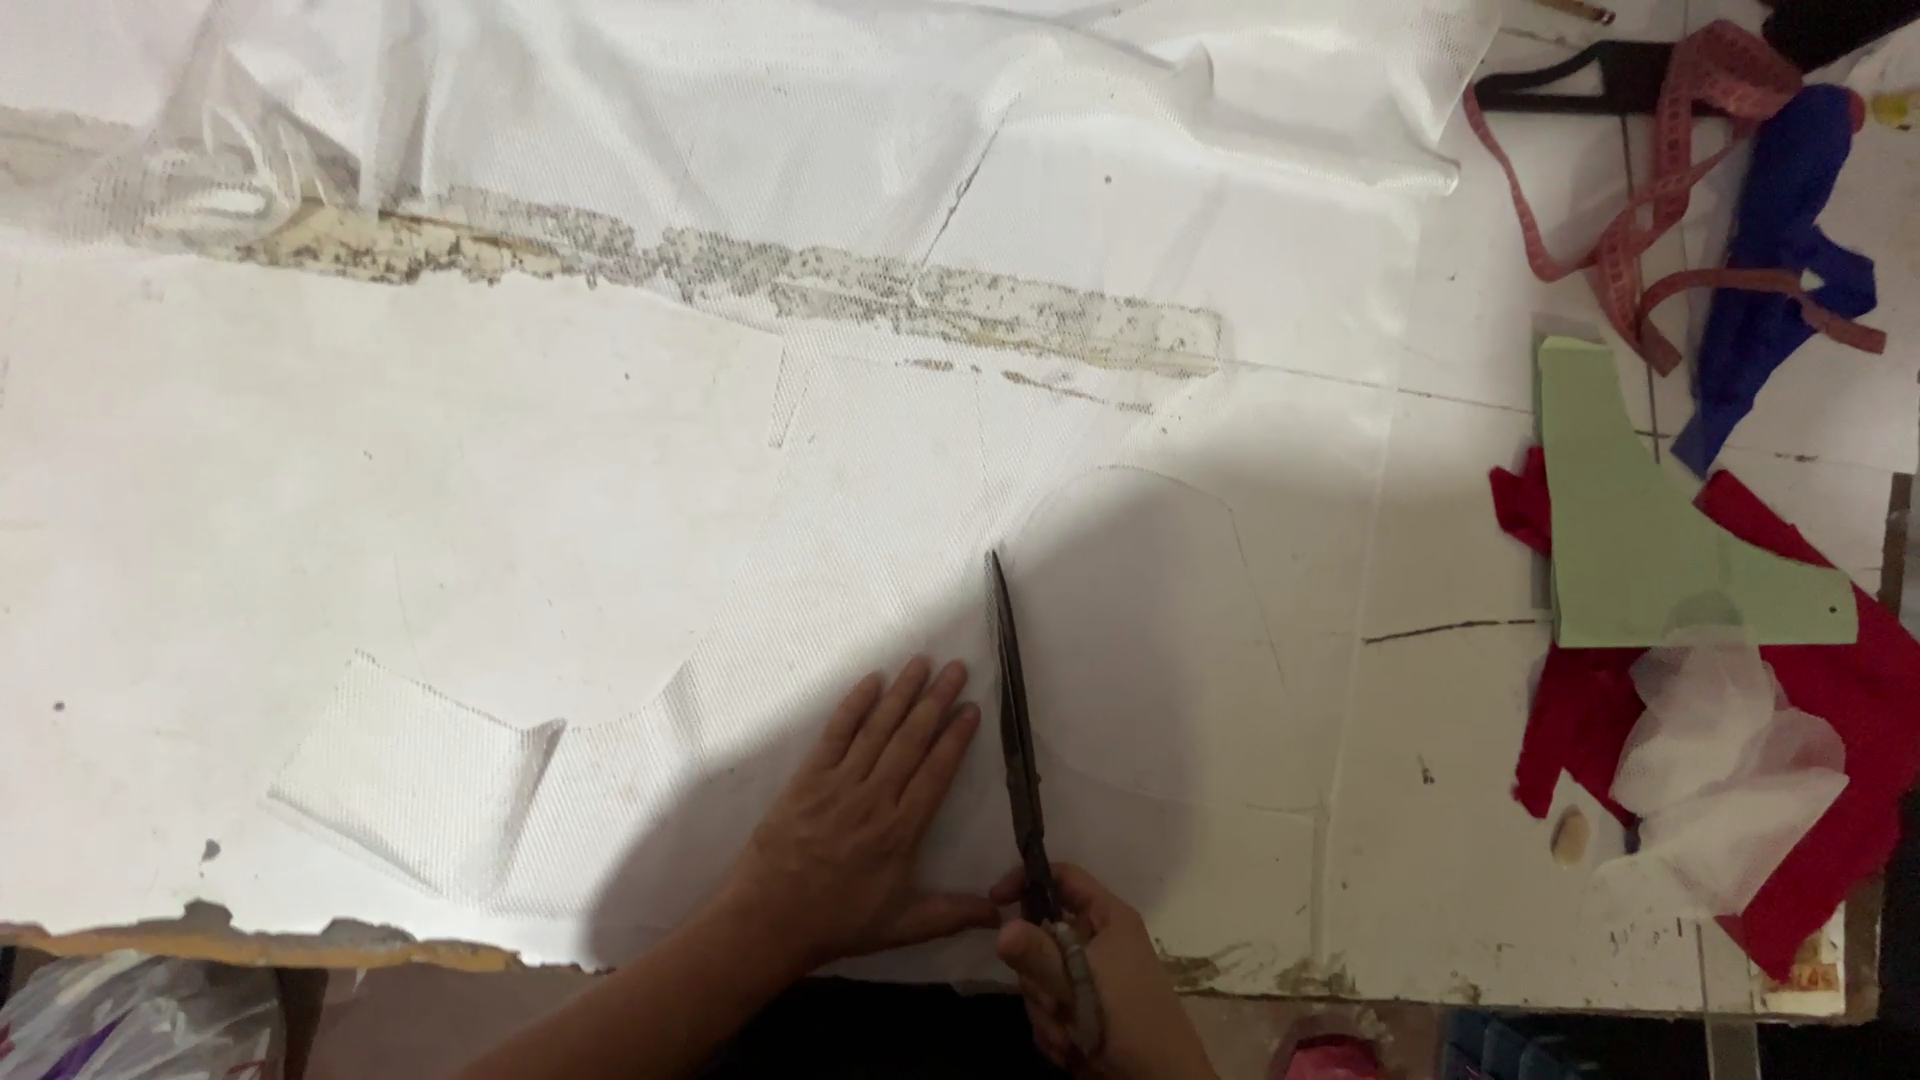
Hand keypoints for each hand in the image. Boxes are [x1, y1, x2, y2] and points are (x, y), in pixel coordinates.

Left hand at [710, 656, 996, 973]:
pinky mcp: (809, 777)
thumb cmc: (838, 922)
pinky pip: (836, 733)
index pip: (937, 772)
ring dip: (902, 693)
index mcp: (901, 830)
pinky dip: (854, 704)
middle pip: (912, 739)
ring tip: (921, 662)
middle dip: (936, 700)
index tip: (972, 708)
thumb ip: (952, 915)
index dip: (956, 737)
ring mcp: (840, 783)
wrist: (768, 921)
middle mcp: (875, 798)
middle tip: (957, 668)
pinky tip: (872, 680)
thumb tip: (1001, 919)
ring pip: (878, 728)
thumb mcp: (902, 926)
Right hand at [993, 863, 1215, 1079]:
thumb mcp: (1081, 983)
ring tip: (1066, 1035)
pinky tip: (1068, 1050)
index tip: (996, 901)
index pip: (1062, 877)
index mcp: (1107, 917)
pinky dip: (1051, 1030)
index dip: (1027, 880)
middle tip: (1049, 999)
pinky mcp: (1082, 1011)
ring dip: (1044, 1009)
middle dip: (1037, 973)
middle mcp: (1096, 941)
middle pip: (1041, 932)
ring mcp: (1089, 977)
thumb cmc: (1130, 1020)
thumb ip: (1038, 954)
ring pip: (1040, 975)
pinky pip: (1047, 1007)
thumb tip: (1000, 929)